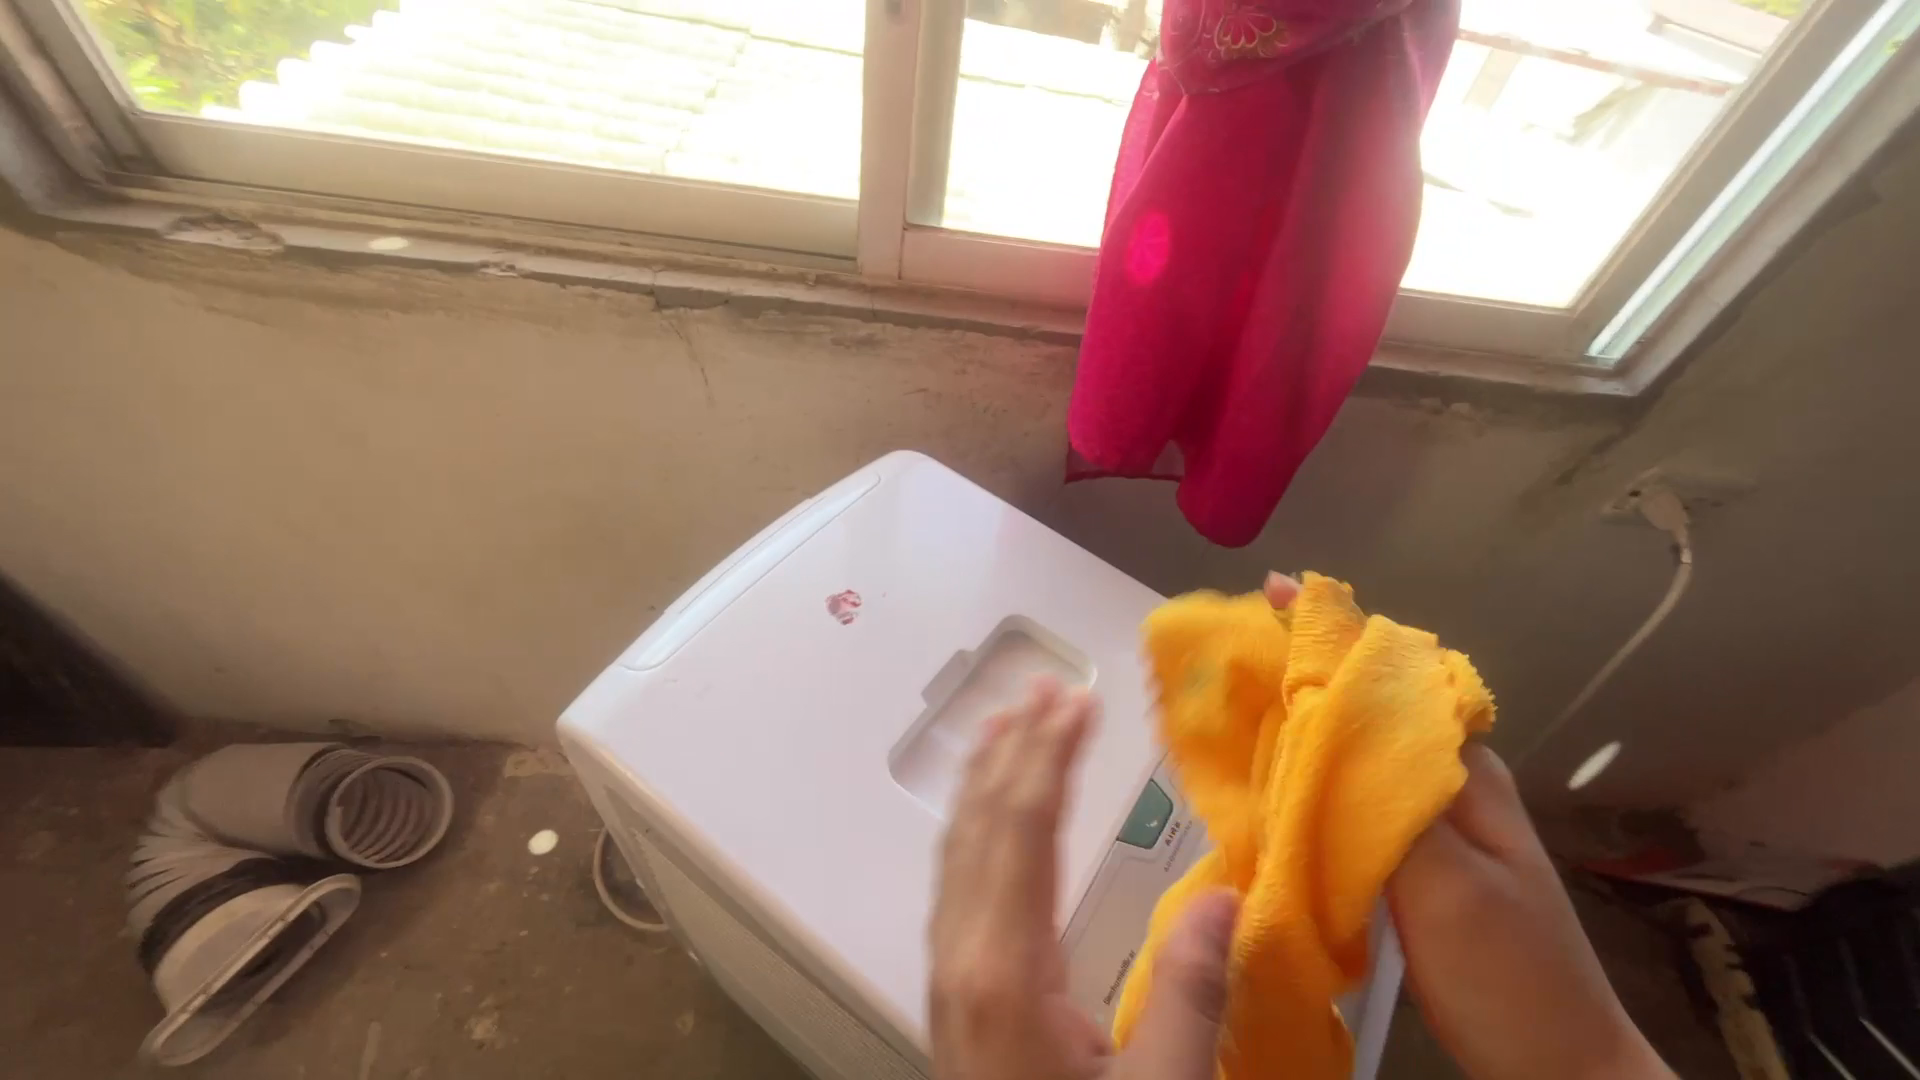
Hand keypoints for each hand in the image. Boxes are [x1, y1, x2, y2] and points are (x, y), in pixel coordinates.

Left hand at [930, 679, 1240, 1079]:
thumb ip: (1191, 993)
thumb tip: (1225, 896)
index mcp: (1004, 967)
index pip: (1023, 827)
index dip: (1049, 756)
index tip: (1078, 702)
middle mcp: (961, 949)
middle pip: (984, 820)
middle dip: (1015, 746)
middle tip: (1047, 687)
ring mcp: (948, 963)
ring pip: (959, 841)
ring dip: (986, 774)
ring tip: (1008, 719)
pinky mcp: (954, 978)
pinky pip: (956, 873)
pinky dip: (973, 819)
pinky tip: (988, 804)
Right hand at [1260, 571, 1668, 1079]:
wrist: (1561, 1063)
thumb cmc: (1509, 972)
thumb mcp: (1449, 884)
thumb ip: (1387, 795)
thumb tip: (1323, 714)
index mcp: (1458, 765)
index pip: (1385, 674)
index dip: (1327, 630)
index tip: (1272, 590)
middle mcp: (1441, 771)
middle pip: (1364, 696)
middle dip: (1300, 659)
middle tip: (1231, 643)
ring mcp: (1425, 809)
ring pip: (1352, 737)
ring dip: (1298, 706)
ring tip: (1237, 688)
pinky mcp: (1406, 845)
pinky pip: (1346, 781)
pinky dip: (1304, 759)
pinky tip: (1270, 764)